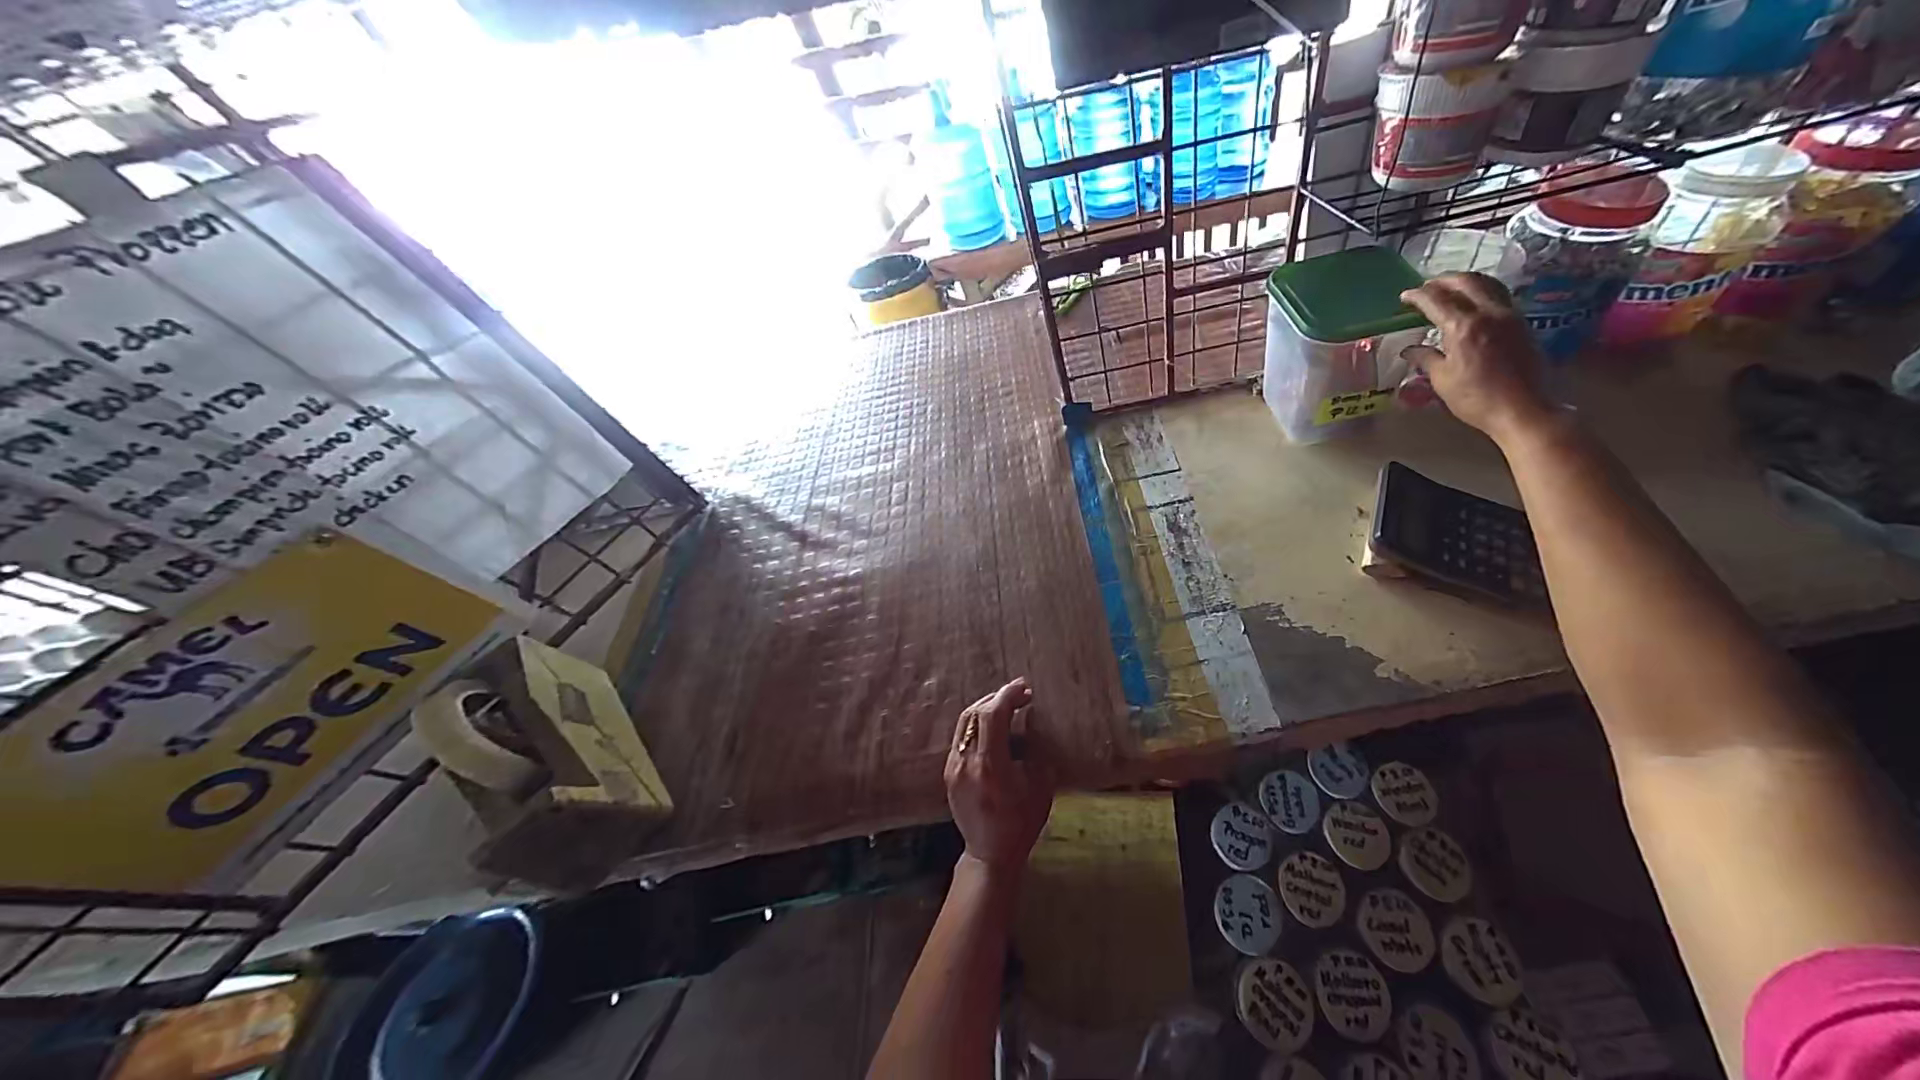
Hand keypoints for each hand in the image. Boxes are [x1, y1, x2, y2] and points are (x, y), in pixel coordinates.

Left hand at [945, 677, 1055, 871]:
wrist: (990, 854)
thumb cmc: (1021, 824)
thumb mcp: (1040, 788)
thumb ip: (1035, 752)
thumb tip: (1029, 724)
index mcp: (990, 765)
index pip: (993, 716)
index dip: (1008, 696)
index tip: (1024, 688)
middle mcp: (966, 762)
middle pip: (975, 713)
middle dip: (997, 697)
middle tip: (1019, 692)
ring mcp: (953, 767)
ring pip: (964, 722)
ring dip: (985, 707)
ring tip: (1007, 703)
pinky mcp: (948, 772)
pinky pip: (961, 737)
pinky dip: (976, 723)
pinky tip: (992, 725)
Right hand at [1399, 273, 1555, 443]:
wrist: (1522, 409)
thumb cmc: (1476, 398)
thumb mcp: (1442, 380)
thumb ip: (1426, 358)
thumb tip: (1409, 350)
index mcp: (1464, 327)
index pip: (1436, 300)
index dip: (1417, 296)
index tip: (1404, 297)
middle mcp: (1489, 313)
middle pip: (1466, 282)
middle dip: (1442, 281)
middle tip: (1426, 288)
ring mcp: (1510, 316)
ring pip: (1487, 284)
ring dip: (1465, 282)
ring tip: (1449, 290)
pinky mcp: (1521, 324)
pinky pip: (1499, 296)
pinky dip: (1481, 292)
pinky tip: (1472, 303)